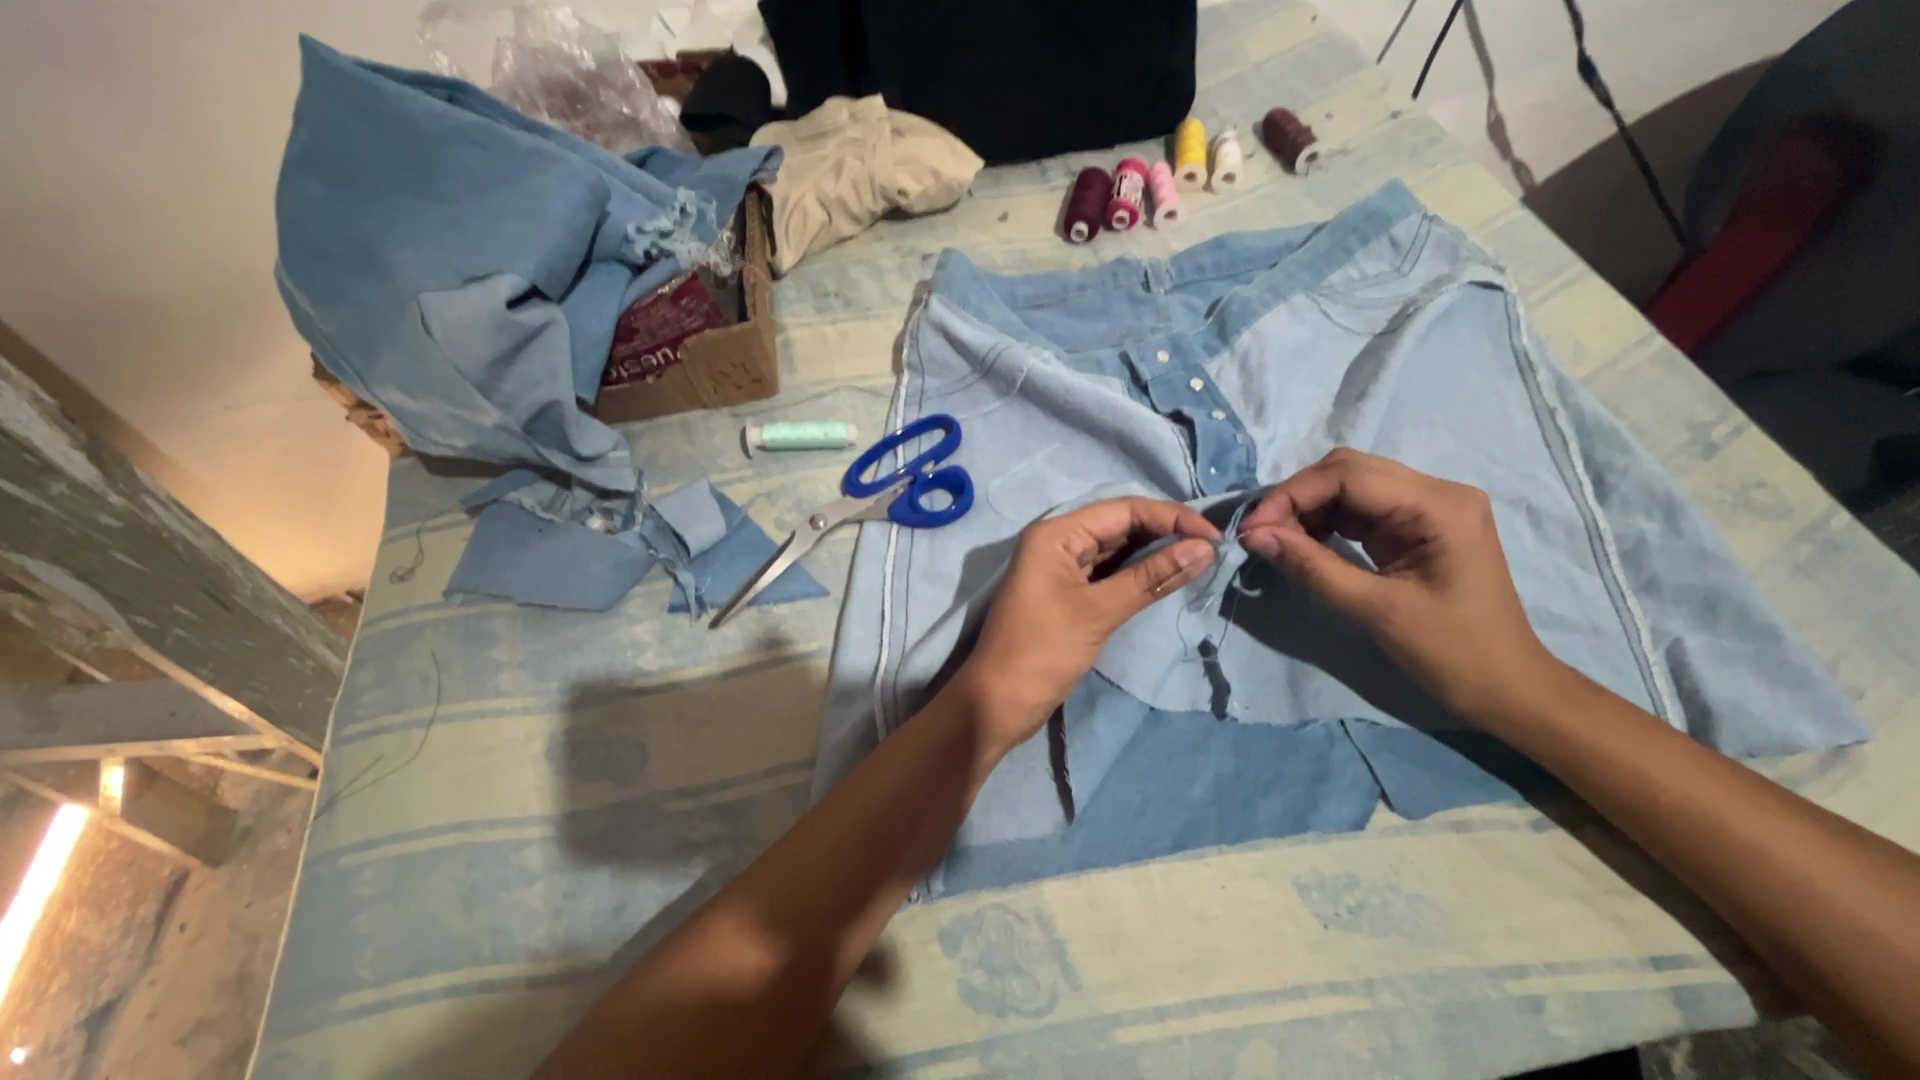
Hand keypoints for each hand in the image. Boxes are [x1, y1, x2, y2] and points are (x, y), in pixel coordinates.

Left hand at [958, 497, 1219, 748]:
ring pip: (1119, 549)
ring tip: (1202, 561)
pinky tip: (1170, 578)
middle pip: (1122, 525)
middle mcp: (1059, 542)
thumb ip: (1152, 578)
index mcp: (1057, 534)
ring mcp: (1063, 569)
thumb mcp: (1100, 611)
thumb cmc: (1043, 651)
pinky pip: (1110, 573)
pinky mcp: (1069, 594)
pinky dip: (1139, 575)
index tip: (1215, 537)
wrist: (998, 703)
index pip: (1124, 509)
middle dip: (1167, 533)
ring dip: (1157, 553)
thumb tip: (1204, 550)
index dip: (1172, 517)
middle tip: (1214, 550)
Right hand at [1237, 449, 1560, 720]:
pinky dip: (1327, 521)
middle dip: (1298, 497)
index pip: (1349, 475)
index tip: (1252, 528)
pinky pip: (1362, 508)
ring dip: (1309, 508)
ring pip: (1352, 485)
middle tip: (1260, 533)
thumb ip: (1312, 567)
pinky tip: (1304, 542)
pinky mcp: (1419, 526)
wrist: (1506, 687)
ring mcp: (1431, 508)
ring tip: (1276, 539)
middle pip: (1349, 470)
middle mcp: (1439, 493)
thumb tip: (1255, 536)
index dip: (1293, 495)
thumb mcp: (1374, 611)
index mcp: (1439, 506)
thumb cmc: (1450, 652)